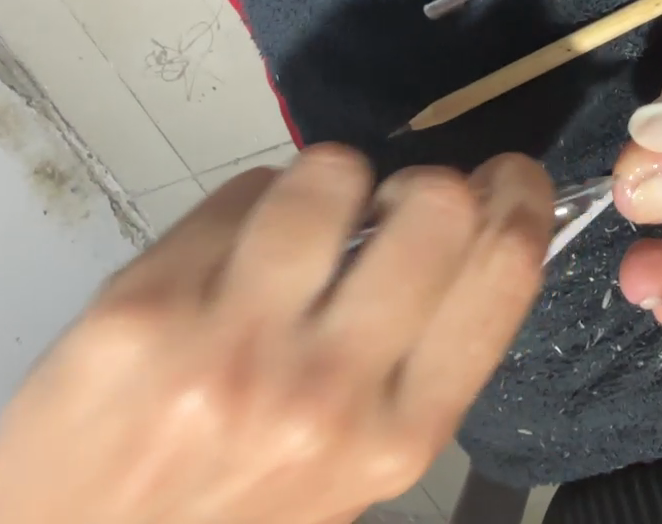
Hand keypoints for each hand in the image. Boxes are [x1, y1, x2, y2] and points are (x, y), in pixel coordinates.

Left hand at [0, 146, 553, 523]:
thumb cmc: (232, 518)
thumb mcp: (355, 468)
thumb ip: (413, 356)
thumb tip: (462, 223)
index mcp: (400, 433)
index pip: (503, 268)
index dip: (520, 196)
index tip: (507, 175)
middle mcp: (327, 389)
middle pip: (436, 201)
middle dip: (419, 184)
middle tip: (385, 211)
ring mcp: (229, 345)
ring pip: (332, 171)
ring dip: (328, 182)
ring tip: (296, 230)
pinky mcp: (141, 308)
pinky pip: (240, 191)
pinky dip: (248, 204)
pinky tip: (221, 257)